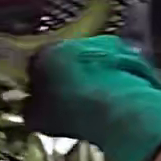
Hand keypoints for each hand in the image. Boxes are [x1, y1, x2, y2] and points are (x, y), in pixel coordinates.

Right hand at [28, 35, 160, 160]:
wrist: (120, 111)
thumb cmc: (71, 113)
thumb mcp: (38, 118)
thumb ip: (30, 108)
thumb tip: (28, 107)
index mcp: (45, 53)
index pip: (35, 63)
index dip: (38, 80)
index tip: (41, 96)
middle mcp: (72, 42)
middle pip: (65, 57)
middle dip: (66, 74)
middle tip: (68, 97)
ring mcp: (105, 45)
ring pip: (92, 60)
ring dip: (92, 74)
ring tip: (95, 99)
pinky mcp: (132, 55)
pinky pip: (115, 67)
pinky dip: (113, 78)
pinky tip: (115, 99)